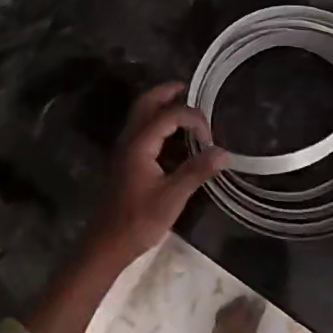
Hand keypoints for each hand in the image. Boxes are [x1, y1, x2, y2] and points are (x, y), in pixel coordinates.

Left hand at [86, 82, 229, 266]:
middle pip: (146, 103)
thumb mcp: (172, 197)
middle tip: (190, 90)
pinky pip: (140, 128)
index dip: (193, 117)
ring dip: (160, 104)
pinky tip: (173, 134)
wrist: (108, 243)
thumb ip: (197, 171)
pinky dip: (156, 120)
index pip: (168, 114)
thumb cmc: (139, 220)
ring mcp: (124, 148)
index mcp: (139, 144)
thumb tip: (224, 152)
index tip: (211, 135)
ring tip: (184, 105)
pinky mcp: (125, 159)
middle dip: (168, 92)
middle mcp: (128, 139)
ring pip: (140, 114)